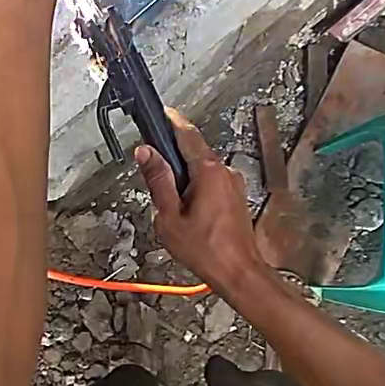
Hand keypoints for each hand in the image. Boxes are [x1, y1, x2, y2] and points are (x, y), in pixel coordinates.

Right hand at [134, 111, 276, 297]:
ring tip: (171, 206)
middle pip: (193, 152)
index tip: (159, 113)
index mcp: (208, 171)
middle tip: (153, 172)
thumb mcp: (169, 216)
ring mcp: (233, 184)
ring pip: (202, 169)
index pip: (186, 134)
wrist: (238, 272)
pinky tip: (187, 212)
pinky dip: (196, 188)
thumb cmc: (205, 249)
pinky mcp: (235, 197)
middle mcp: (225, 171)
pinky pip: (211, 183)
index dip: (170, 121)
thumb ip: (158, 180)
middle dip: (172, 157)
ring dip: (184, 177)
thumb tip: (145, 152)